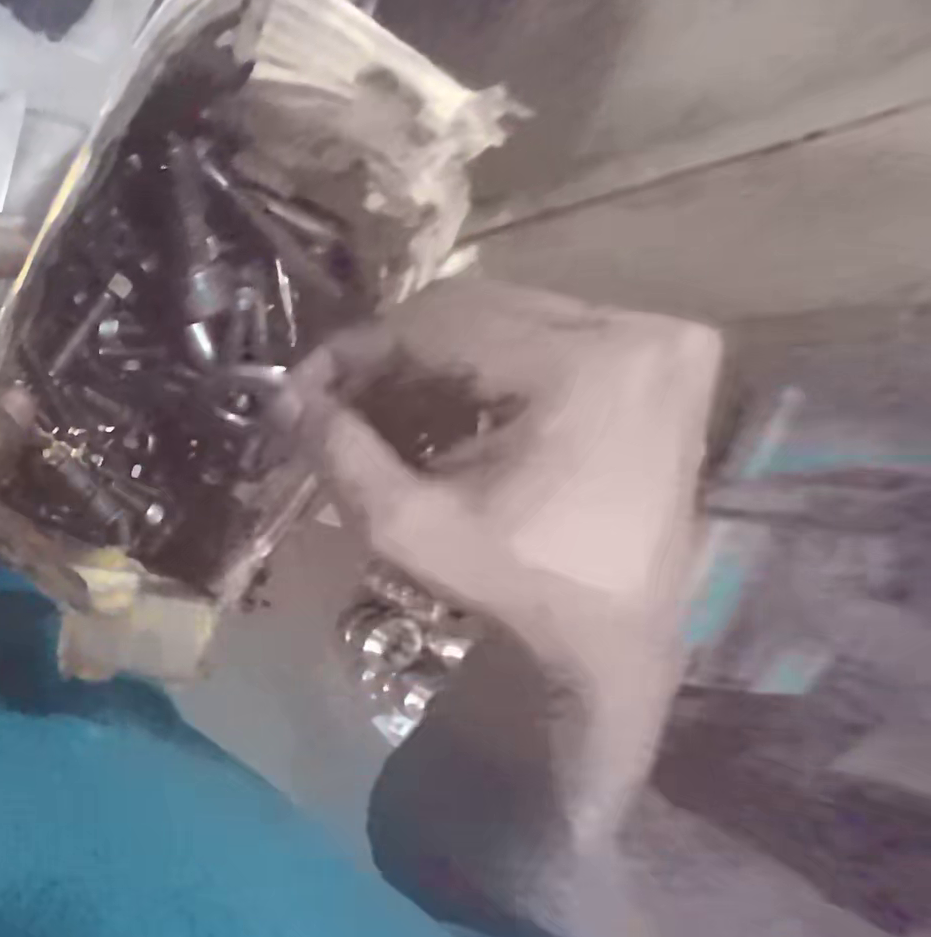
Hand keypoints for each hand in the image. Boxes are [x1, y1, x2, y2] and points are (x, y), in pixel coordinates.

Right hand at [273, 279, 722, 644]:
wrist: (614, 629)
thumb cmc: (511, 580)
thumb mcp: (402, 521)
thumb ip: (337, 448)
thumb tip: (285, 396)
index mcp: (583, 367)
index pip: (433, 323)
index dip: (351, 351)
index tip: (299, 389)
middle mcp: (632, 330)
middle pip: (464, 308)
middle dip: (382, 353)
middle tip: (331, 401)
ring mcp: (652, 340)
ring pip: (493, 316)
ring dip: (418, 360)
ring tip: (374, 411)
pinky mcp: (649, 359)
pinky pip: (530, 335)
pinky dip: (464, 368)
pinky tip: (430, 413)